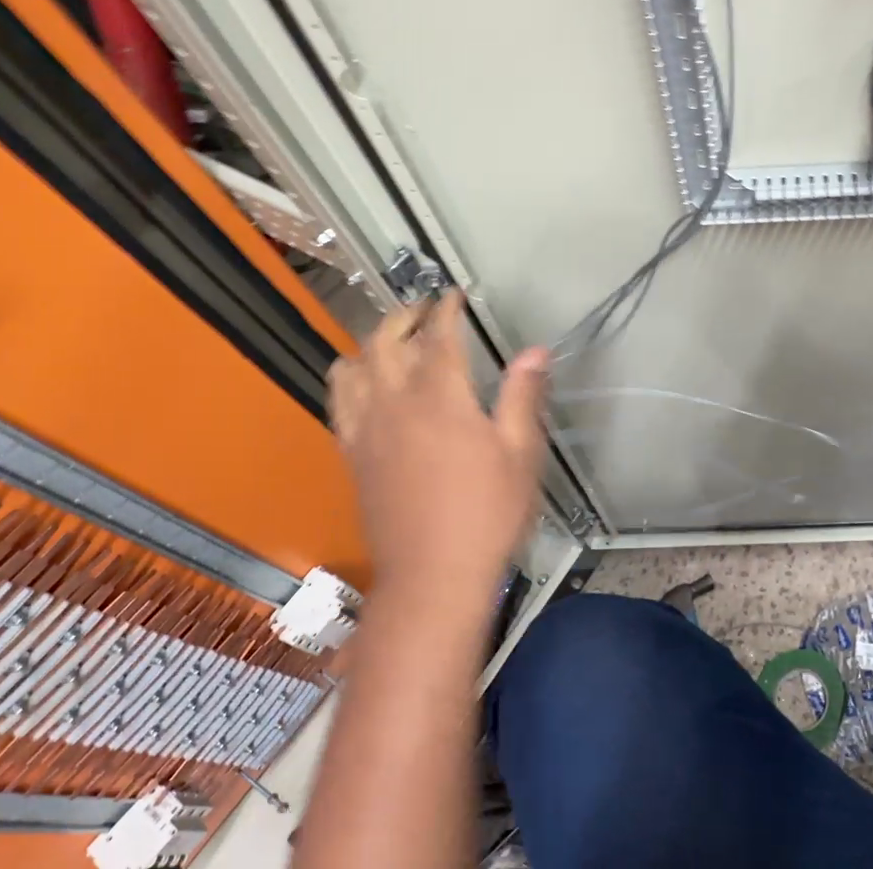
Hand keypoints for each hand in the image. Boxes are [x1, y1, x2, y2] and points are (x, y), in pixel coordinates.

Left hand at [326, 296, 548, 597]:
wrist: (432, 576)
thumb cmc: (488, 515)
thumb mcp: (520, 454)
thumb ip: (522, 397)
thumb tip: (535, 351)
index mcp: (441, 398)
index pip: (439, 336)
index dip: (447, 310)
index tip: (455, 295)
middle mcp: (394, 403)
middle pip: (385, 342)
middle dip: (403, 316)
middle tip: (424, 309)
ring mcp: (365, 429)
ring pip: (352, 366)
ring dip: (370, 343)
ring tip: (390, 342)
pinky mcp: (351, 455)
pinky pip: (338, 401)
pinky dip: (349, 379)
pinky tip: (366, 387)